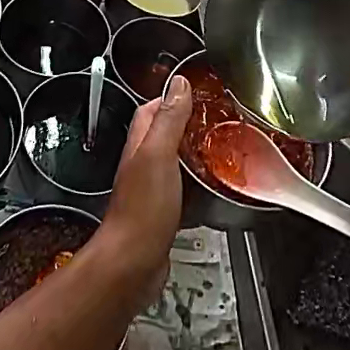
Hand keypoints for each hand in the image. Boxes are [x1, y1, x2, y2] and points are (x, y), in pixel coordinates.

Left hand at [88, 75, 193, 310]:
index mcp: (140, 145)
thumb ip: (169, 120)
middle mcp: (142, 163)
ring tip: (218, 150)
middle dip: (187, 124)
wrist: (131, 265)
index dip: (171, 98)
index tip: (196, 92)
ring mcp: (151, 189)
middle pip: (163, 133)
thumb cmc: (142, 211)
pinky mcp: (162, 212)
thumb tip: (178, 84)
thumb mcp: (158, 155)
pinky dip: (196, 184)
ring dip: (193, 153)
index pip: (151, 109)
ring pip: (173, 161)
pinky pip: (181, 189)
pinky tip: (211, 189)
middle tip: (213, 121)